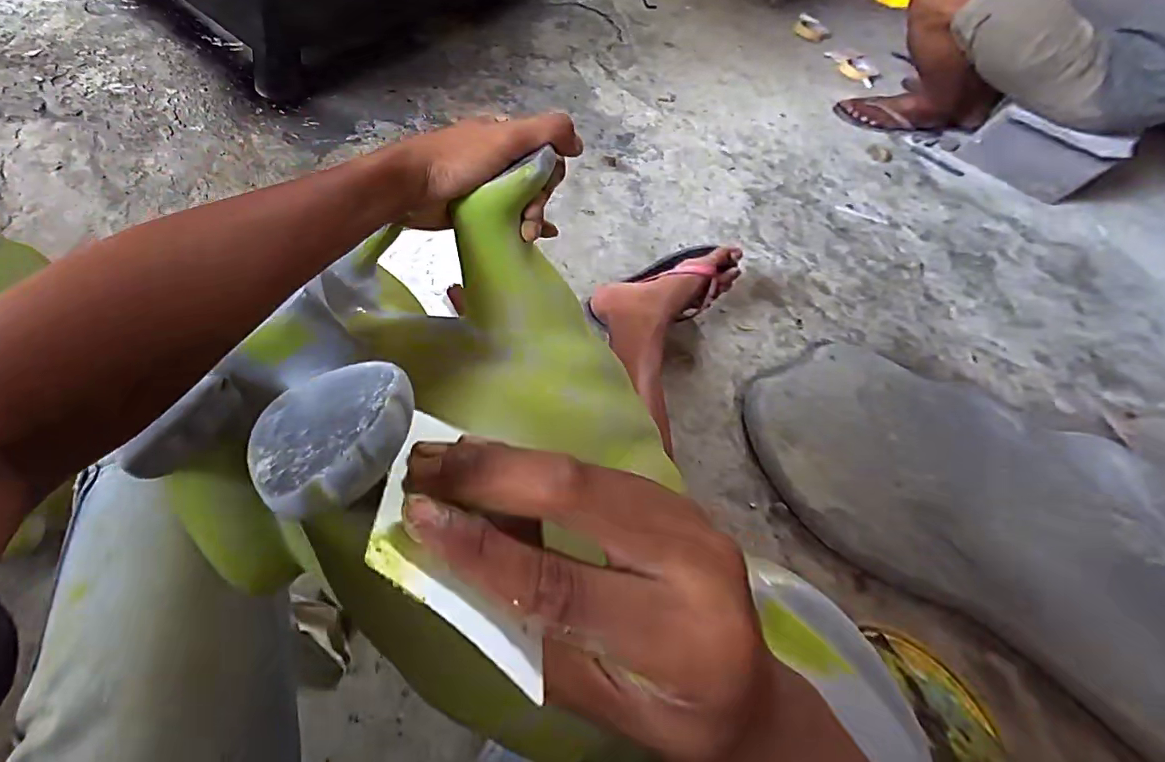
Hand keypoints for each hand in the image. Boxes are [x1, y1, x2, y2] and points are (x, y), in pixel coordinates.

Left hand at [381, 114, 580, 238]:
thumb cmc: (455, 160)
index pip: (544, 153)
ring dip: (532, 216)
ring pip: (522, 201)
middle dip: (540, 199)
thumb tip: (577, 144)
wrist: (408, 187)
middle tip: (529, 216)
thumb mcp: (506, 136)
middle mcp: (495, 158)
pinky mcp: (472, 210)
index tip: (543, 186)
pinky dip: (521, 225)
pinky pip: (504, 217)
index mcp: (503, 136)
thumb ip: (548, 130)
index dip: (550, 171)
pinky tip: (531, 237)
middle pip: (536, 179)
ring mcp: (483, 186)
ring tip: (525, 233)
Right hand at [403, 439, 863, 761]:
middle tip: (418, 469)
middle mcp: (692, 562)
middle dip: (483, 476)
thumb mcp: (588, 694)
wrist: (746, 689)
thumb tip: (438, 560)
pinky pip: (577, 462)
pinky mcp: (662, 490)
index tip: (418, 516)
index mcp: (678, 639)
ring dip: (492, 458)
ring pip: (570, 465)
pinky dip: (518, 459)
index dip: (480, 546)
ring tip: (434, 457)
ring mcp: (683, 513)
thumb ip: (519, 628)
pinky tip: (475, 456)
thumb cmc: (660, 708)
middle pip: (571, 495)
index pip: (559, 583)